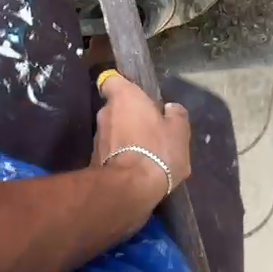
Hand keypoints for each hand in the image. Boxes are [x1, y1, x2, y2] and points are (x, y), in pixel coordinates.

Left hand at [92, 71, 191, 214]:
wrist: (128, 190)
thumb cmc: (157, 151)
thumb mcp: (179, 132)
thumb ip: (176, 115)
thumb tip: (170, 110)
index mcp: (124, 97)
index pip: (111, 81)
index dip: (122, 87)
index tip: (135, 97)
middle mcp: (105, 113)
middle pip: (115, 109)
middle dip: (129, 117)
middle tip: (149, 131)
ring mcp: (96, 139)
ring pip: (112, 132)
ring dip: (124, 140)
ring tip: (145, 156)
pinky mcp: (93, 163)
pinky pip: (110, 154)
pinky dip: (120, 159)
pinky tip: (135, 172)